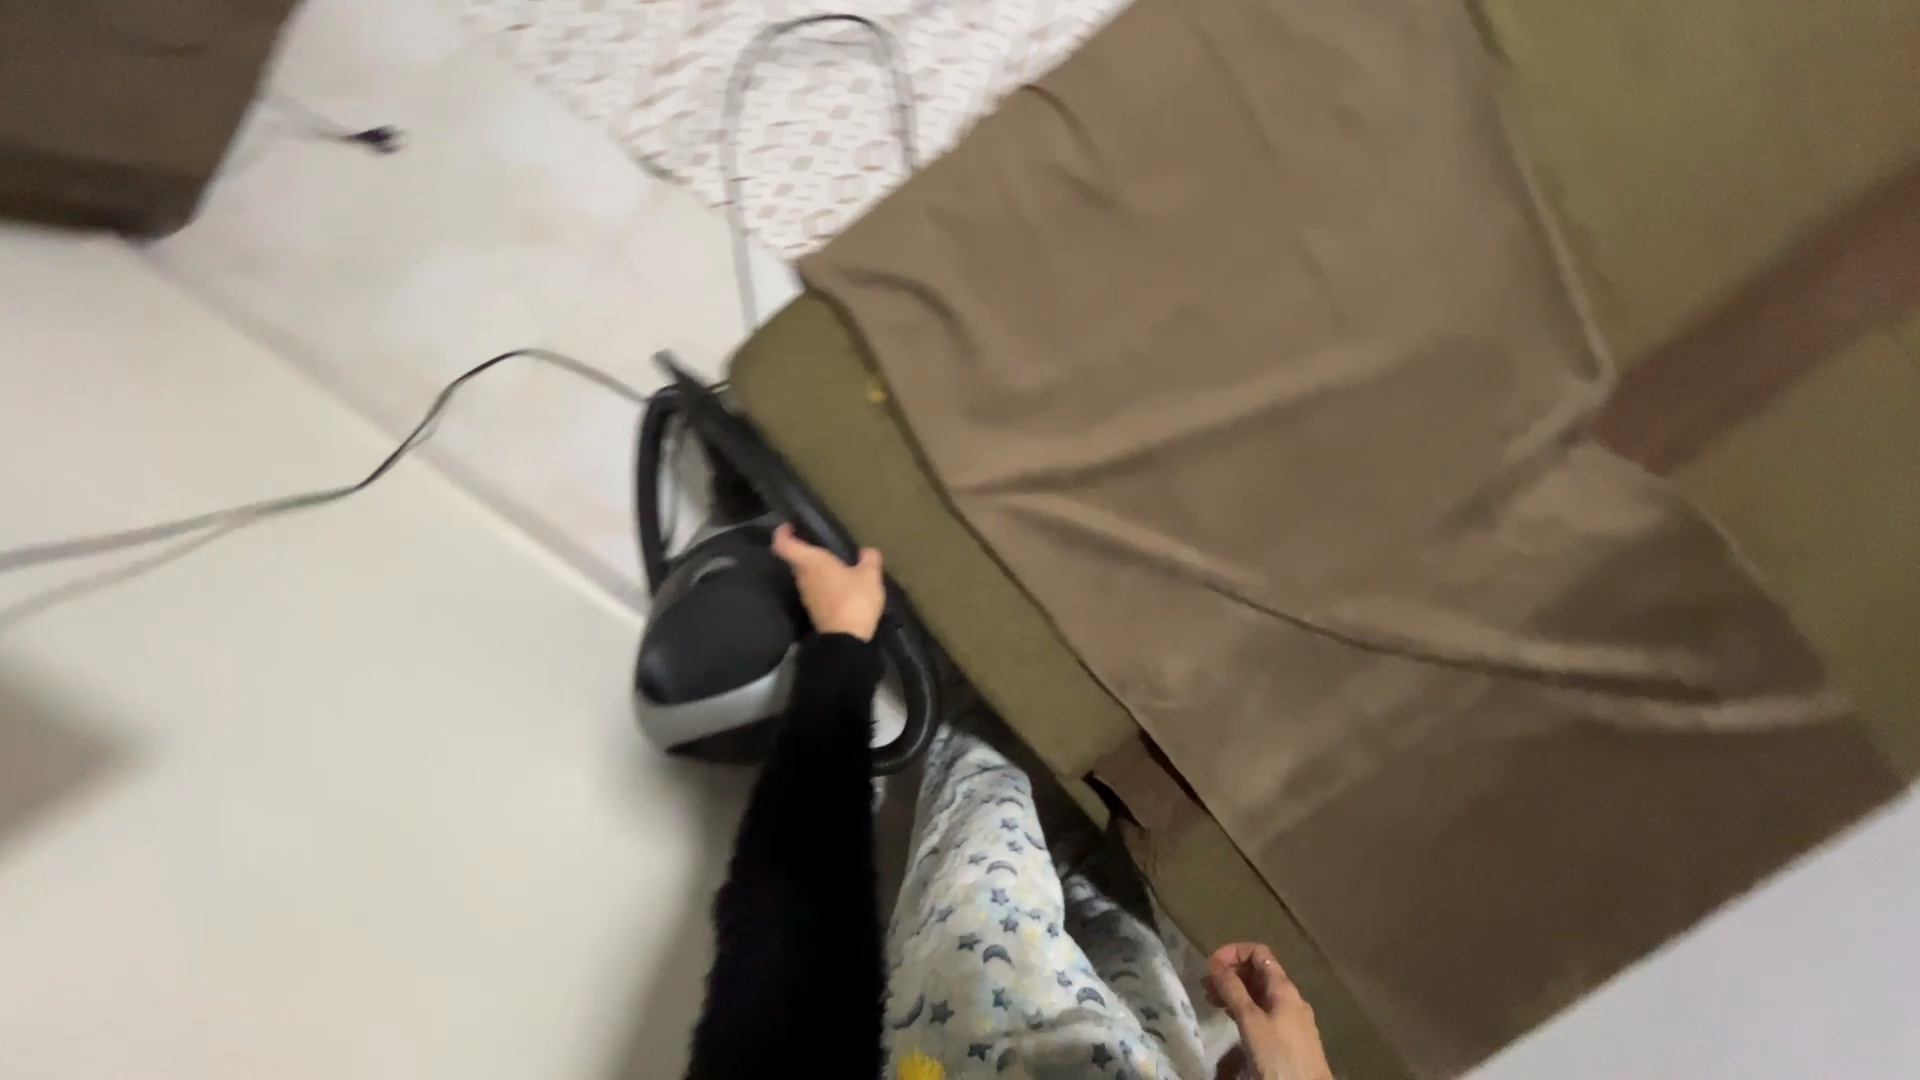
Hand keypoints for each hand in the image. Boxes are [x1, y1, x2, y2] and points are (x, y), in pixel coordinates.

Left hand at [771, 523, 885, 641]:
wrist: (846, 640)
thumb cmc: (854, 600)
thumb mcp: (870, 576)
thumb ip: (869, 558)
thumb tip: (866, 550)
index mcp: (811, 562)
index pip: (784, 544)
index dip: (783, 532)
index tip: (790, 525)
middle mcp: (803, 576)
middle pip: (796, 558)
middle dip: (805, 549)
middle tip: (822, 542)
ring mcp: (806, 595)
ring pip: (806, 574)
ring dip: (816, 568)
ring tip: (836, 563)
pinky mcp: (814, 609)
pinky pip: (815, 588)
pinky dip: (823, 583)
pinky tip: (841, 584)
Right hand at [1204, 943, 1333, 1079]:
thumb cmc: (1278, 1055)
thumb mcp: (1250, 1020)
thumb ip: (1232, 989)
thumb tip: (1215, 962)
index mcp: (1284, 987)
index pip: (1258, 953)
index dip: (1233, 952)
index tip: (1212, 965)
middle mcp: (1290, 998)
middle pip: (1258, 972)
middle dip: (1230, 973)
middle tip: (1206, 986)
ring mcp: (1291, 1019)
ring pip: (1259, 994)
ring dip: (1234, 992)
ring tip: (1212, 1002)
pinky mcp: (1289, 1038)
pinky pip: (1264, 1012)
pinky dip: (1245, 1009)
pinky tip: (1231, 1019)